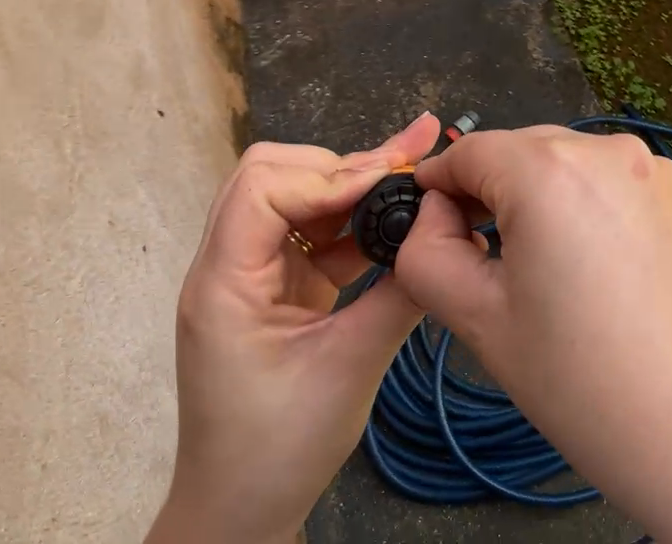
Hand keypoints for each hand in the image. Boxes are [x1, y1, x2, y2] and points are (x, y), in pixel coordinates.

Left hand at [147, 113, 441, 543]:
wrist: (243, 510)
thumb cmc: (280, 446)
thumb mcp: (351, 365)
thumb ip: (399, 293)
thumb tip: (446, 236)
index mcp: (225, 283)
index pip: (263, 189)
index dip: (330, 174)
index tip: (393, 181)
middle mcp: (231, 266)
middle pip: (274, 175)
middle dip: (344, 165)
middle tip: (409, 163)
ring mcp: (255, 276)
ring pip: (298, 197)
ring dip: (355, 183)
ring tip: (416, 167)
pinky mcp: (280, 289)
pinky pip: (317, 233)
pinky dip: (358, 217)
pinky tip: (399, 212)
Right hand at [397, 127, 671, 541]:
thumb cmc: (581, 378)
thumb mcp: (477, 318)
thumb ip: (427, 252)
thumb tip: (435, 214)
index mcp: (550, 170)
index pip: (470, 150)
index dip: (437, 184)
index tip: (425, 222)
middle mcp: (606, 149)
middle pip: (521, 150)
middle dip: (488, 190)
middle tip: (476, 254)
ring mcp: (652, 166)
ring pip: (568, 162)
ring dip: (537, 196)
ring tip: (536, 265)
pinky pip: (610, 180)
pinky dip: (585, 203)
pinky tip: (591, 264)